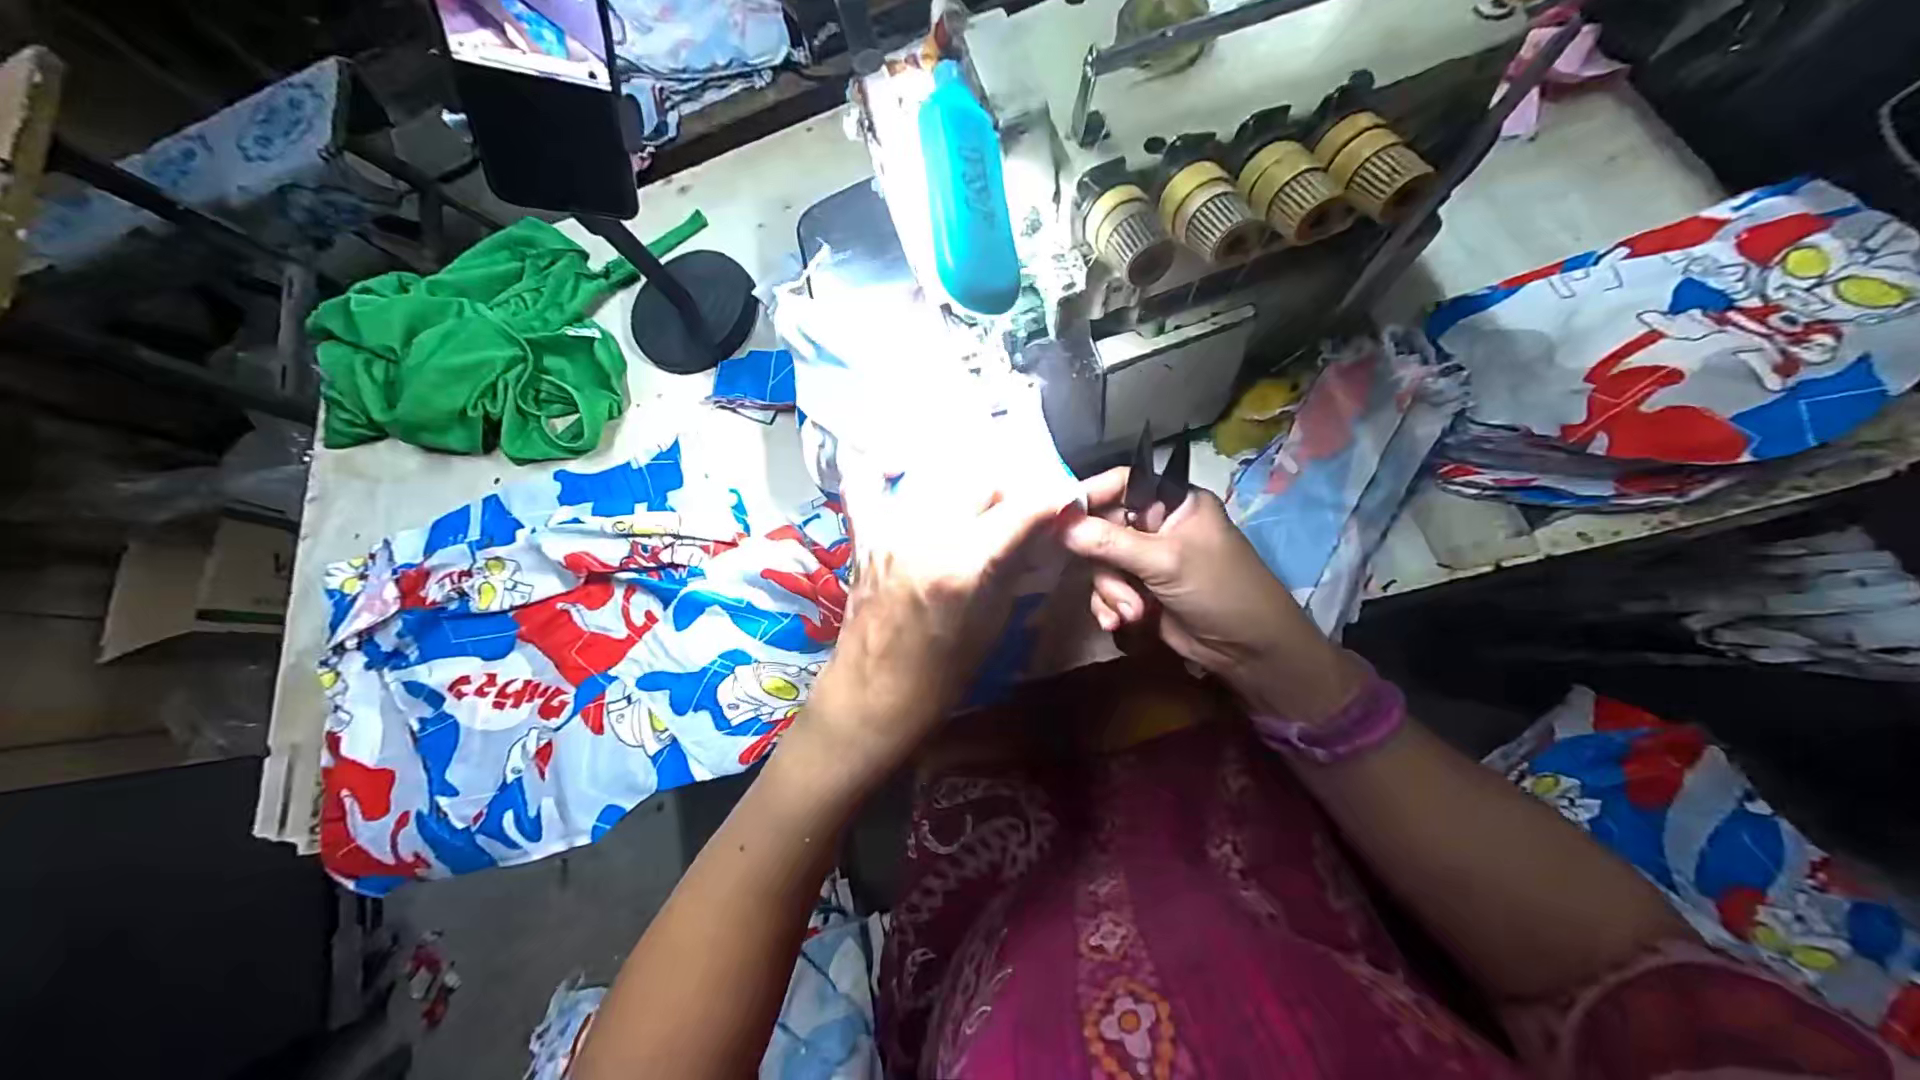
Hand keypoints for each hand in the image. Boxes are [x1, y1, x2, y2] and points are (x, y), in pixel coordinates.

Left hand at [798, 483, 1065, 786]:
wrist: (870, 697)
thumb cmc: (938, 679)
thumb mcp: (991, 627)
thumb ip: (1012, 569)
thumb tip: (1038, 529)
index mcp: (960, 568)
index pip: (1019, 509)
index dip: (1051, 498)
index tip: (1065, 498)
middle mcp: (922, 538)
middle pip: (978, 481)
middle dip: (1009, 490)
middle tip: (1020, 510)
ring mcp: (887, 532)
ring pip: (936, 478)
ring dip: (965, 484)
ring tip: (977, 504)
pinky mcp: (864, 537)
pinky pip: (866, 485)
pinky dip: (882, 469)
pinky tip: (900, 467)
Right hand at [1062, 467, 1368, 723]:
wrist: (1249, 652)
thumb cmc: (1219, 590)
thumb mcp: (1165, 561)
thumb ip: (1109, 541)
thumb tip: (1058, 523)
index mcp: (1173, 502)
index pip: (1121, 484)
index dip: (1089, 498)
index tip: (1058, 517)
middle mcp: (1158, 525)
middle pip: (1103, 528)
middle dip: (1106, 565)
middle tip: (1120, 588)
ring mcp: (1148, 559)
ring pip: (1102, 563)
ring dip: (1110, 591)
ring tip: (1132, 614)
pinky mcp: (1141, 590)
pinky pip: (1107, 589)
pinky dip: (1109, 606)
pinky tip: (1119, 623)